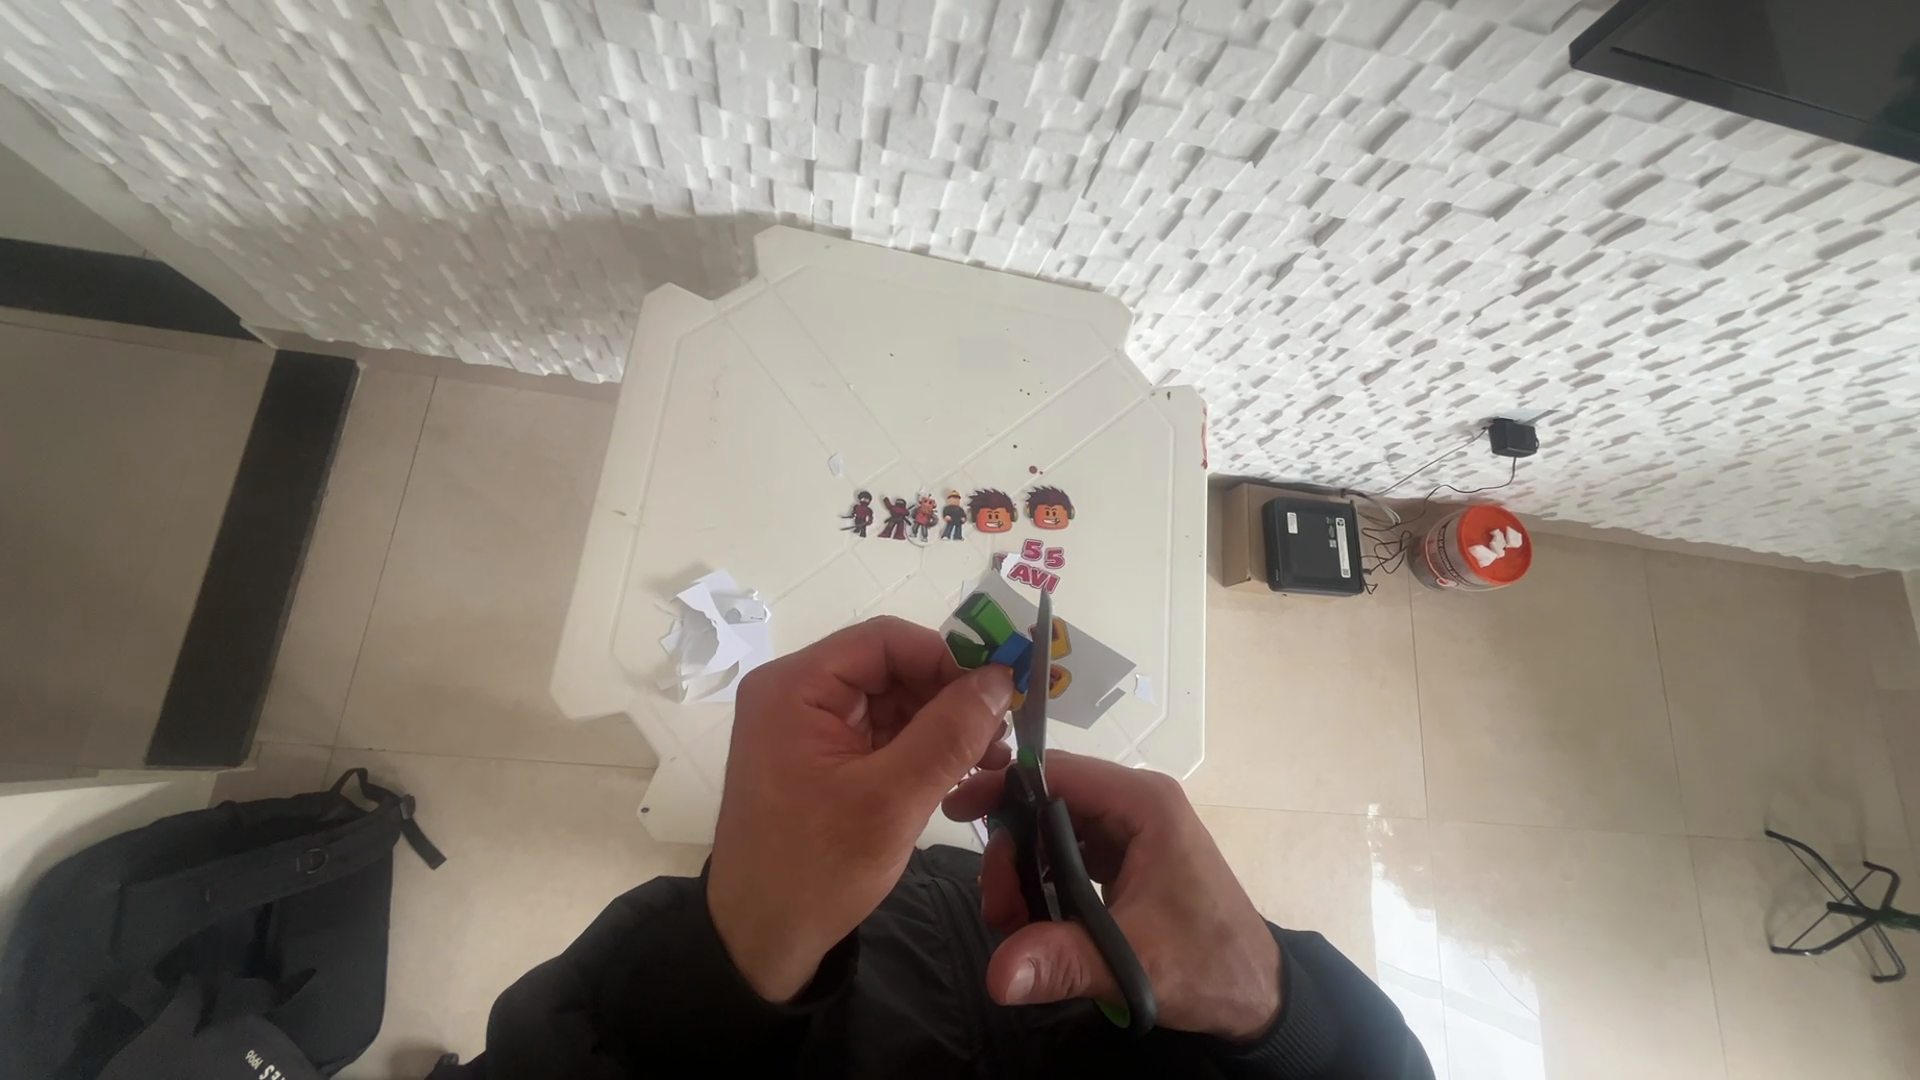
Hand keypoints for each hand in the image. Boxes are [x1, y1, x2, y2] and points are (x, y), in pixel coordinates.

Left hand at [707, 617, 1013, 1001]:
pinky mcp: (824, 754)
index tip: (993, 694)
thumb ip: (950, 733)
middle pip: (891, 668)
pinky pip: (884, 731)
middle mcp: (799, 692)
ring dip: (943, 724)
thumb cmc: (816, 869)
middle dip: (948, 697)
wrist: (760, 942)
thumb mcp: (892, 799)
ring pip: (894, 699)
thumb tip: (1000, 679)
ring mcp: (810, 724)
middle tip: (998, 734)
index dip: (945, 659)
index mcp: (796, 687)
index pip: (884, 641)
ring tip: (988, 758)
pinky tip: (959, 772)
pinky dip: (924, 747)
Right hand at [942, 751, 1281, 1040]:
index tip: (958, 810)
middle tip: (997, 907)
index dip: (1004, 786)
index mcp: (1144, 802)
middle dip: (1013, 848)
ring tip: (1012, 919)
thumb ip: (1063, 961)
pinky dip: (1044, 874)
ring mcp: (1132, 824)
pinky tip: (1032, 913)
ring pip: (1054, 824)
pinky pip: (1069, 846)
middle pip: (1049, 799)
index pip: (1058, 772)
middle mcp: (1136, 800)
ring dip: (1025, 865)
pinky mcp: (1128, 849)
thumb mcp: (1133, 962)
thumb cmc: (1209, 966)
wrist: (1260, 995)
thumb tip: (997, 973)